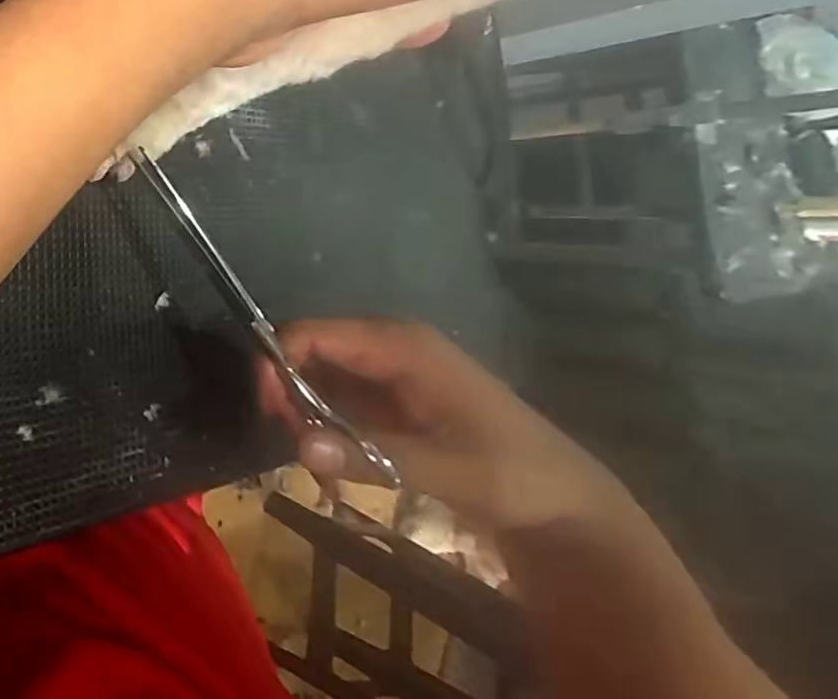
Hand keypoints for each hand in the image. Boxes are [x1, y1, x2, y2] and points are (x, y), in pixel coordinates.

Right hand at [257, 319, 630, 533]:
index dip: (279, 361)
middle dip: (290, 393)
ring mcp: (390, 371)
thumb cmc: (516, 476)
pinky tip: (333, 460)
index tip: (270, 411)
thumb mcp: (448, 471)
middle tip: (297, 444)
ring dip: (307, 414)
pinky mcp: (391, 397)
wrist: (567, 503)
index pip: (315, 333)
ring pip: (320, 376)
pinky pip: (339, 398)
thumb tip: (300, 447)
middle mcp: (389, 347)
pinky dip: (326, 426)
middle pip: (311, 351)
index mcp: (401, 345)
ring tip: (318, 462)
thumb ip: (371, 457)